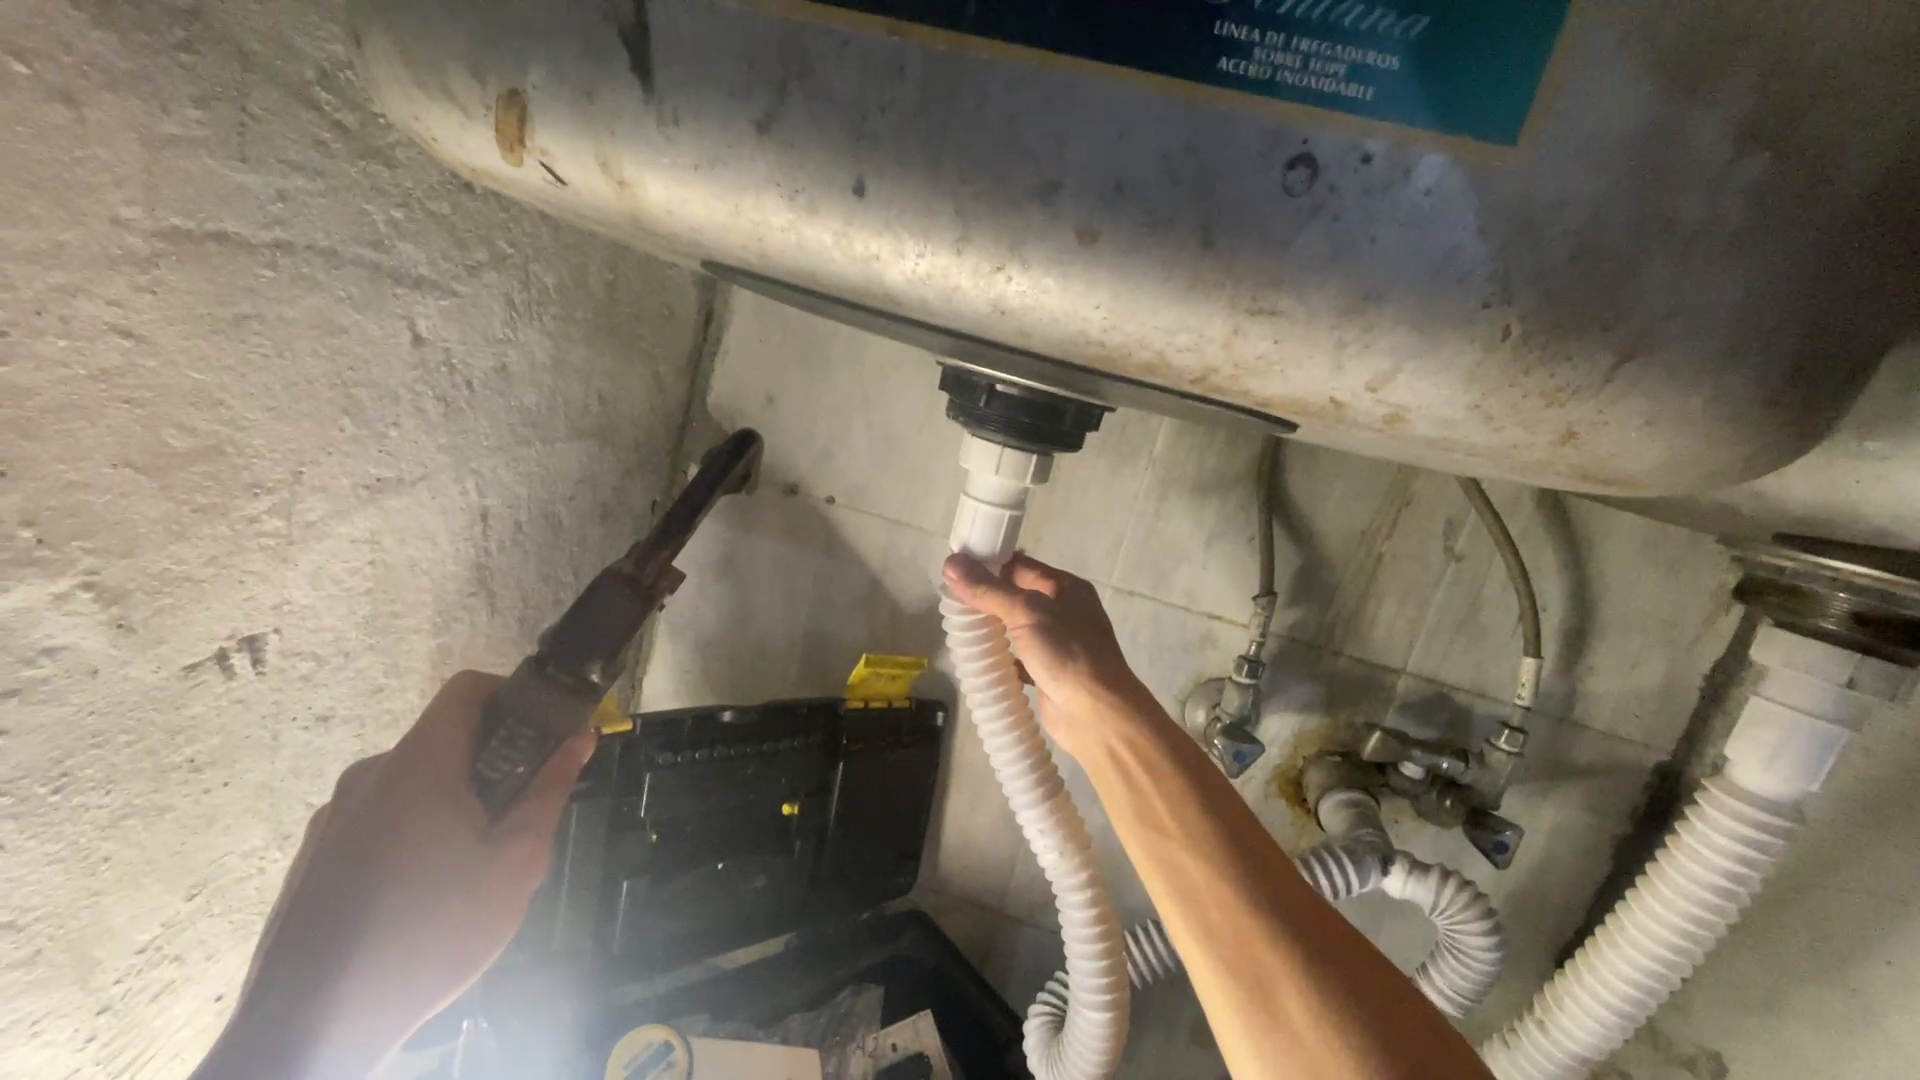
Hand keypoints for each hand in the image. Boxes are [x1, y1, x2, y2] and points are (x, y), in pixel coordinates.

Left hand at [193, 671, 595, 1079]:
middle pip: (444, 741)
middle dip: (495, 764)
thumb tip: (579, 740)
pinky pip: (381, 821)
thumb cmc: (433, 931)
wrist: (313, 1028)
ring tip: (477, 866)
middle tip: (522, 817)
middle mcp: (369, 778)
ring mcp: (334, 819)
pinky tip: (427, 895)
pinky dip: (418, 833)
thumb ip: (548, 792)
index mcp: (418, 766)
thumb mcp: (515, 862)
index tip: (546, 735)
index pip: (467, 690)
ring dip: (456, 803)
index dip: (514, 695)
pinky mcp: (315, 858)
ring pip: (413, 786)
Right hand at [942, 552, 1167, 759]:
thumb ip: (989, 590)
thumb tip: (951, 563)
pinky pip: (1017, 658)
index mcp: (1066, 587)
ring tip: (957, 626)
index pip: (1020, 566)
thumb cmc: (1066, 653)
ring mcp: (1056, 643)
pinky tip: (978, 659)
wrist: (1095, 714)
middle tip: (949, 600)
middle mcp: (1063, 611)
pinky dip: (1000, 658)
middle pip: (1015, 596)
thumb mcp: (1026, 612)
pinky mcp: (1046, 672)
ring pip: (1015, 628)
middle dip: (985, 599)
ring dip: (991, 628)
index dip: (988, 564)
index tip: (953, 569)